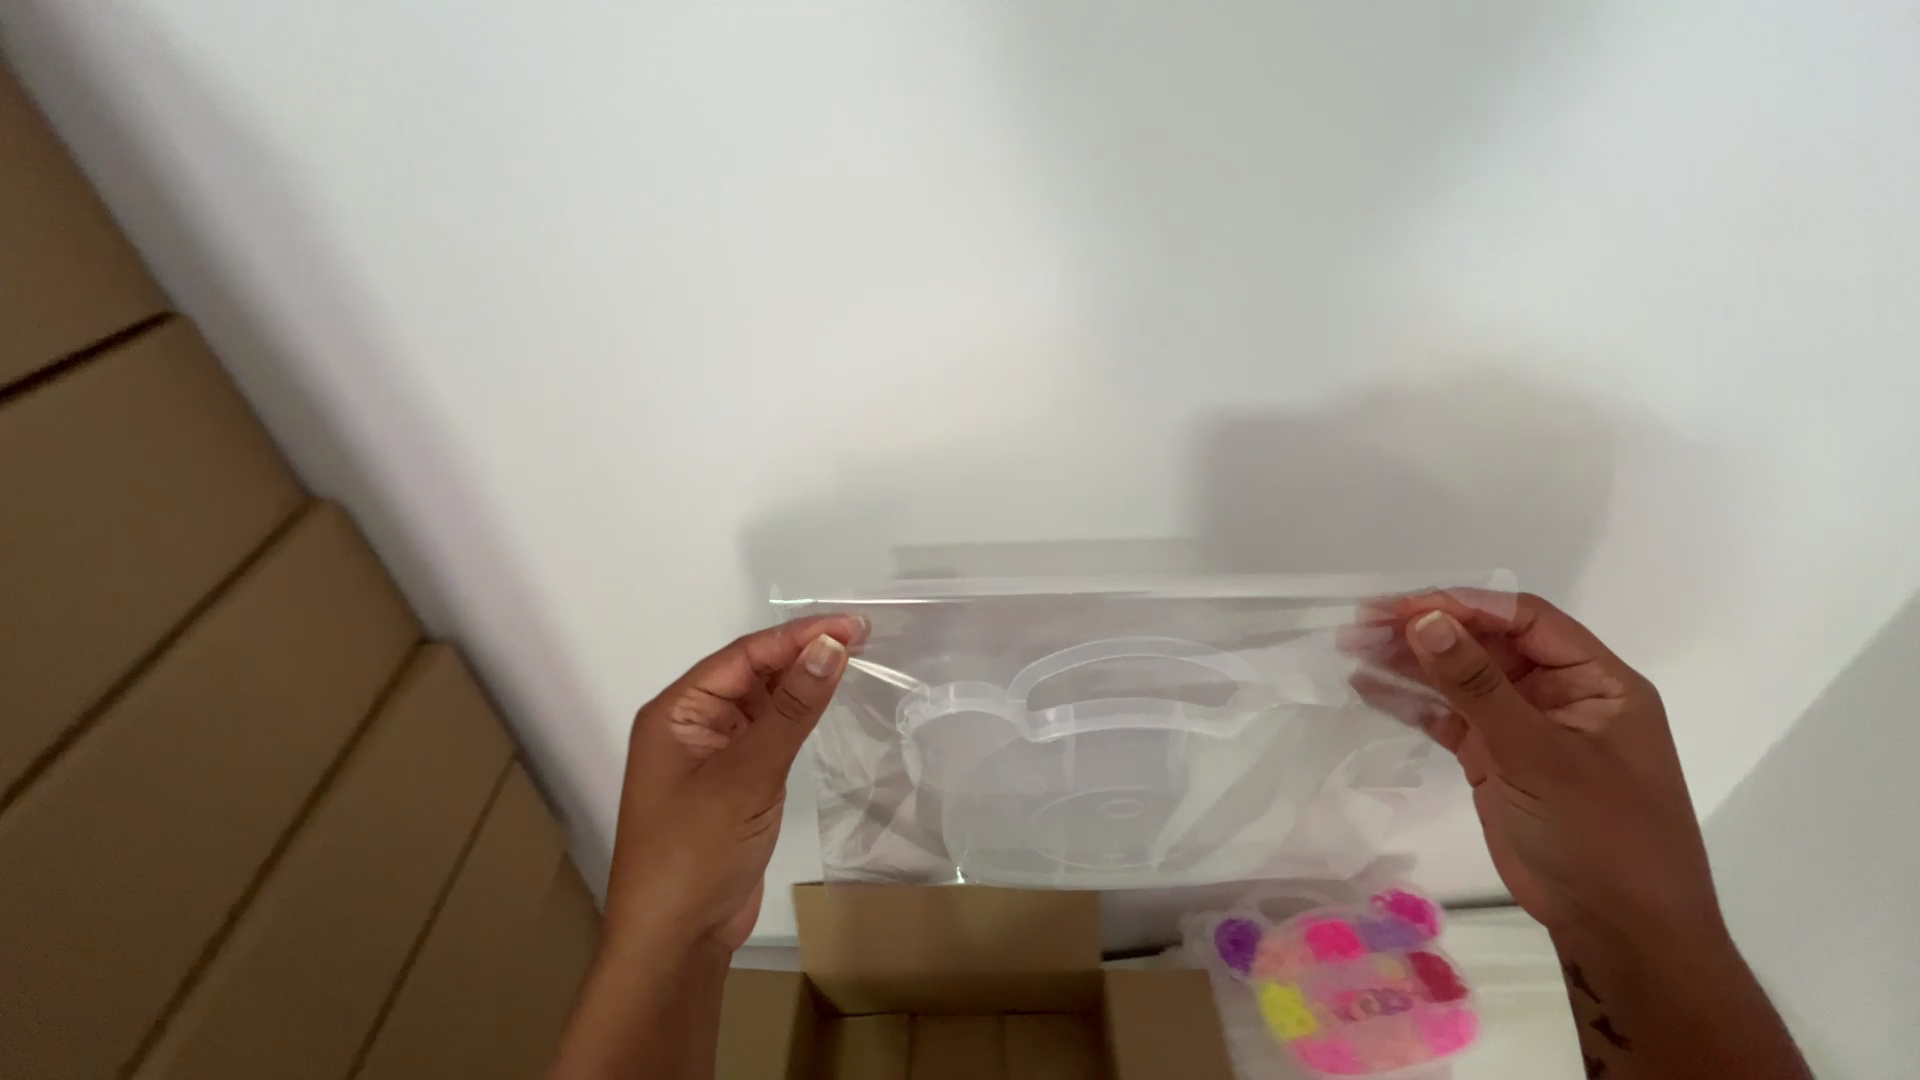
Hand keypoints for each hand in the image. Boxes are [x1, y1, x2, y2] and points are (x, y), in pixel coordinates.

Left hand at [603, 614, 865, 953]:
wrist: (676, 942)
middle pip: (752, 672)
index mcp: (677, 710)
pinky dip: (795, 716)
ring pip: (761, 701)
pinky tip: (822, 704)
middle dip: (802, 653)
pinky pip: (766, 733)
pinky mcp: (732, 781)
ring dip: (801, 682)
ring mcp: (711, 753)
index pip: (744, 655)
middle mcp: (690, 723)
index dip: (798, 635)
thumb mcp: (748, 774)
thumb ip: (792, 709)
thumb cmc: (697, 852)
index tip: (851, 626)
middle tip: (861, 638)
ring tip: (851, 660)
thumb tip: (830, 647)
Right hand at [1347, 591, 1722, 938]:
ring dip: (1409, 662)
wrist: (1616, 930)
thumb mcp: (1536, 754)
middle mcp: (1558, 694)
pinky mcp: (1493, 756)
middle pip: (1484, 644)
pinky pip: (1447, 715)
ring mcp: (1523, 726)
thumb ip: (1476, 685)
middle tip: (1360, 626)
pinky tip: (1368, 687)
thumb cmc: (1599, 834)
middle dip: (1425, 631)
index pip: (1524, 620)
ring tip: (1351, 649)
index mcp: (1594, 681)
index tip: (1401, 610)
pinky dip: (1410, 701)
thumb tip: (1425, 621)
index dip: (1463, 606)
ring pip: (1459, 678)